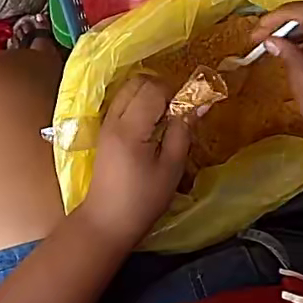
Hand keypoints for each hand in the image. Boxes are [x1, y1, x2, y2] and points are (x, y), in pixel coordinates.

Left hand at [74, 76, 191, 243]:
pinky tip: (151, 125)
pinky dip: (139, 103)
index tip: (188, 109)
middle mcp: (113, 119)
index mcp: (130, 128)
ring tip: (165, 117)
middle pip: (137, 82)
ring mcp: (105, 124)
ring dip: (149, 94)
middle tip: (177, 110)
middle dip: (161, 88)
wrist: (107, 221)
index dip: (175, 92)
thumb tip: (199, 104)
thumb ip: (183, 131)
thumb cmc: (143, 199)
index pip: (153, 89)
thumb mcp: (171, 168)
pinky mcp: (104, 131)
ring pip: (127, 89)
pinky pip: (122, 103)